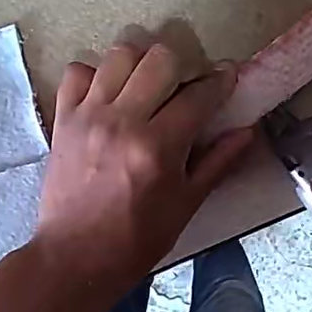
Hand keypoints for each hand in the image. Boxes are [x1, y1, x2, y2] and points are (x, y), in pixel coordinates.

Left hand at [36, 44, 255, 283]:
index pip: (198, 95)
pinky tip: (111, 95)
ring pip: (120, 55)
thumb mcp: (189, 202)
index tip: (229, 75)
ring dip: (142, 63)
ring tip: (150, 85)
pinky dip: (98, 75)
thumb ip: (219, 161)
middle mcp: (123, 121)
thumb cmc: (140, 236)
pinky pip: (79, 72)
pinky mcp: (64, 119)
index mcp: (158, 146)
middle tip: (187, 85)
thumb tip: (247, 131)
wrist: (76, 256)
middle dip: (183, 66)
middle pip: (160, 59)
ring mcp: (89, 116)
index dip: (220, 81)